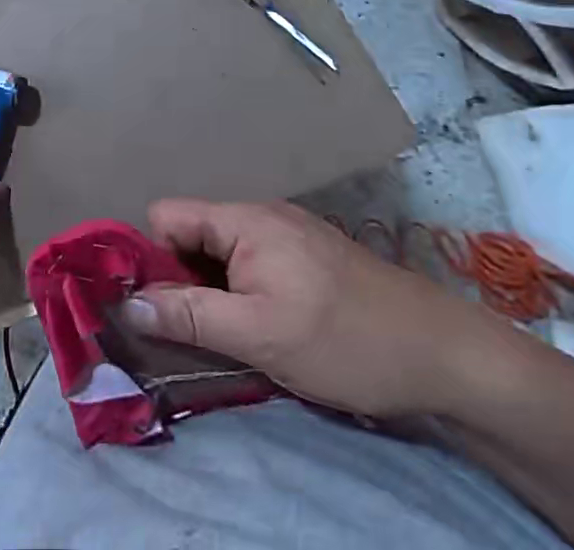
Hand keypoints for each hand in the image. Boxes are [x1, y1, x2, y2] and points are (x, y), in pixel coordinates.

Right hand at [123, 199, 517, 417]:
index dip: (152, 258)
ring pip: (218, 255)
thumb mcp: (259, 335)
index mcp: (245, 220)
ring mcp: (286, 236)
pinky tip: (260, 328)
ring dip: (211, 293)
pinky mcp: (304, 259)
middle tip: (195, 332)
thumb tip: (126, 302)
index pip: (166, 217)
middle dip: (181, 281)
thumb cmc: (347, 341)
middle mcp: (261, 216)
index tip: (158, 307)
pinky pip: (248, 266)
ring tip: (230, 336)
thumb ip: (188, 315)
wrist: (446, 357)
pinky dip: (240, 294)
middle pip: (190, 236)